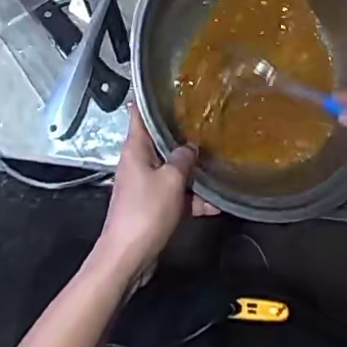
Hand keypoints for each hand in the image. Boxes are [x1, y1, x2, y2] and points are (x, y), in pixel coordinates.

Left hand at [95, 103, 218, 280]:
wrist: (127, 260)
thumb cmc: (145, 212)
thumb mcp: (171, 181)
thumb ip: (183, 159)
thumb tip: (191, 147)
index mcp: (136, 148)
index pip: (139, 113)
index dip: (151, 98)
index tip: (170, 86)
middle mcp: (138, 162)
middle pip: (161, 142)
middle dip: (184, 137)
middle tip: (208, 125)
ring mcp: (144, 186)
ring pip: (171, 171)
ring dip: (193, 174)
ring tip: (220, 168)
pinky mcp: (151, 208)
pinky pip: (174, 196)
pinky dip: (192, 199)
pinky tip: (217, 204)